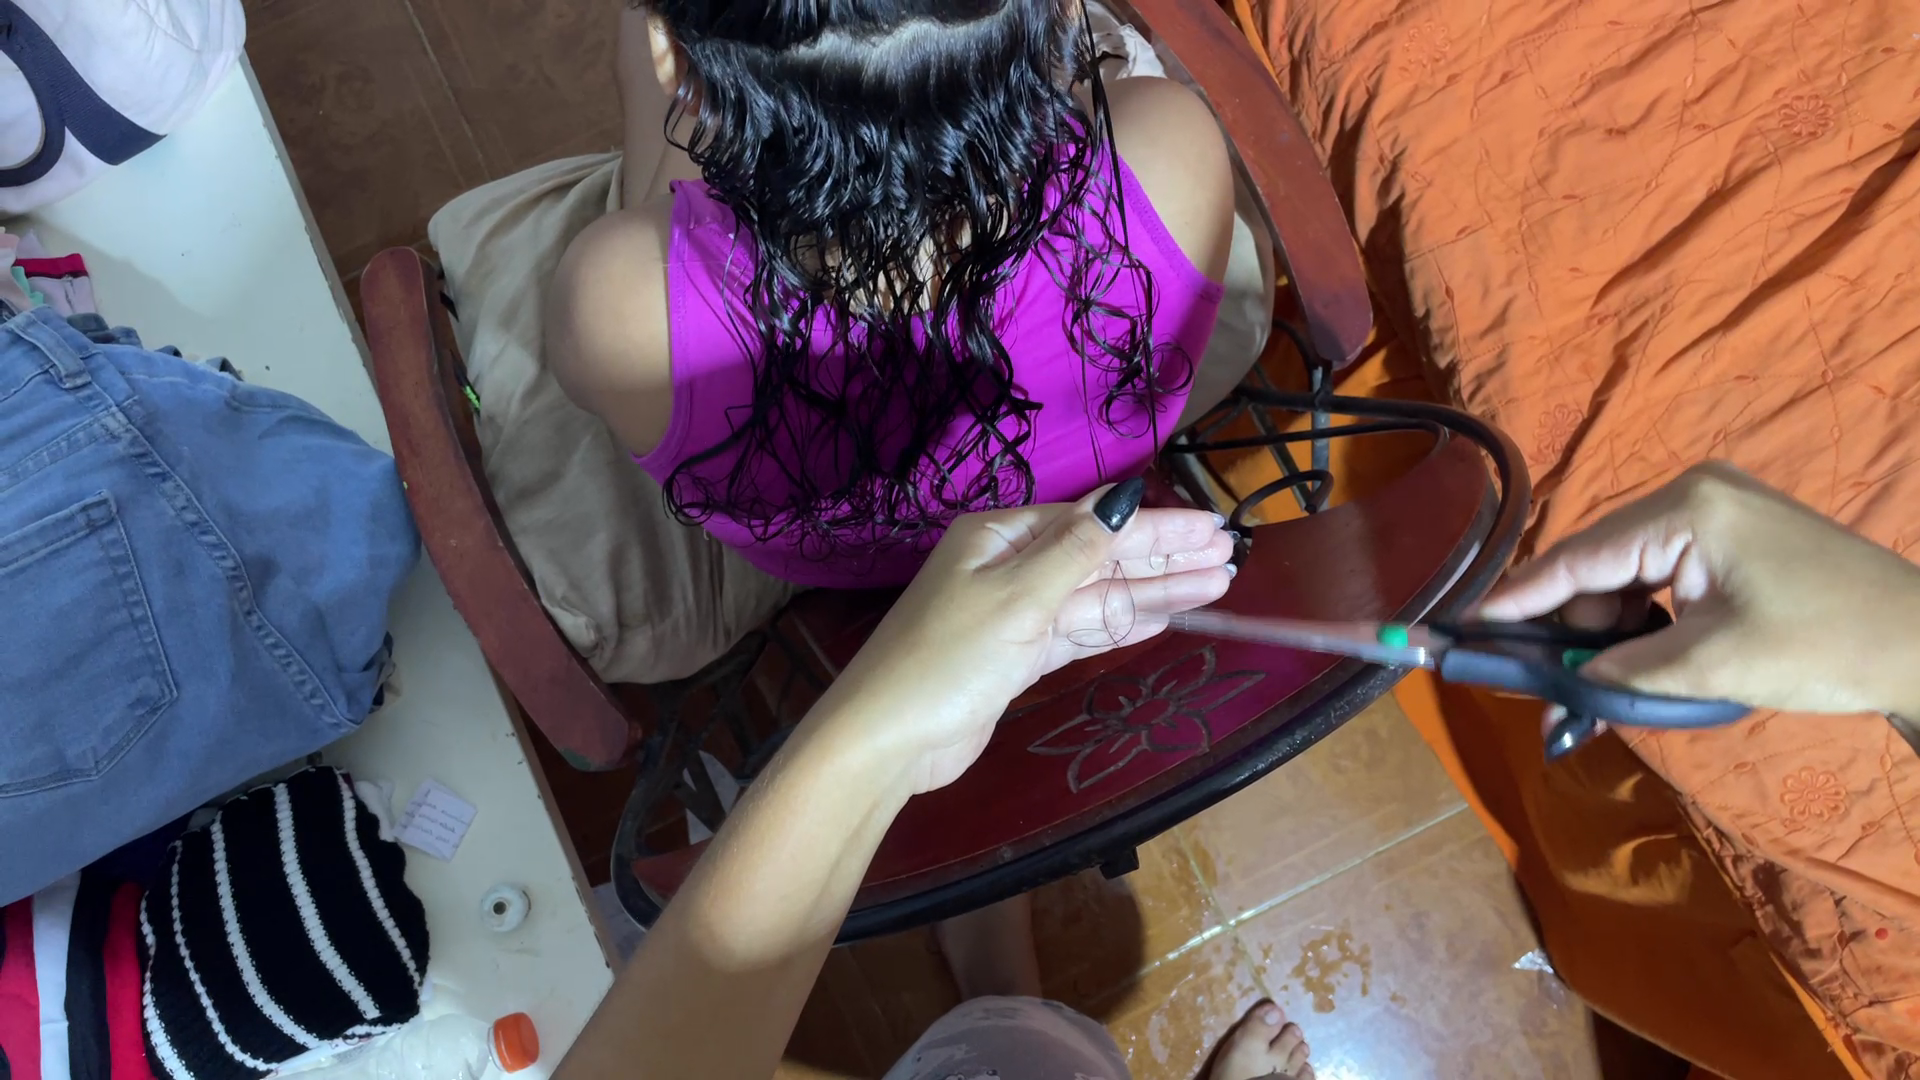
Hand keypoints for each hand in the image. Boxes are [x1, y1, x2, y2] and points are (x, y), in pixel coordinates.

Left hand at [808, 479, 1233, 793]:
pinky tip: (1163, 618)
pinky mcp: (1019, 655)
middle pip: (1098, 557)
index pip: (1091, 523)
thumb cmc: (949, 657)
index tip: (1211, 528)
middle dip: (1162, 558)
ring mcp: (1015, 613)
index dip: (1154, 526)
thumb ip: (1076, 551)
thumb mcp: (1017, 597)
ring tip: (1216, 585)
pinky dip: (1119, 624)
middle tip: (1227, 554)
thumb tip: (1123, 496)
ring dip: (1152, 592)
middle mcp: (1008, 566)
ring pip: (1095, 596)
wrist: (890, 738)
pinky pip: (1079, 631)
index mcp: (1001, 536)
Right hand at [1479, 462, 1919, 721]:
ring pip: (1615, 567)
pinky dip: (1632, 610)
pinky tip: (1636, 643)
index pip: (1576, 559)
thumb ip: (1617, 670)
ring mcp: (1706, 508)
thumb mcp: (1711, 665)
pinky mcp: (1719, 528)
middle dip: (1566, 619)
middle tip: (1541, 668)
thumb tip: (1555, 687)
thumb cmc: (1833, 647)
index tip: (1466, 623)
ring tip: (1604, 668)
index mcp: (1685, 512)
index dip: (1516, 596)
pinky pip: (1647, 568)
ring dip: (1601, 620)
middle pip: (1591, 561)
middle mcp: (1687, 495)